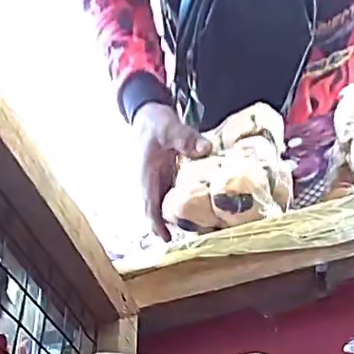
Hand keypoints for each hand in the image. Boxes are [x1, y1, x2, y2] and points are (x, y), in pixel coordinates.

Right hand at [132, 102, 209, 240]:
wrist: (147, 114)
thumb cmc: (155, 123)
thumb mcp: (169, 127)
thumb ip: (186, 138)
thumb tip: (206, 148)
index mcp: (146, 178)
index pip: (150, 207)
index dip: (157, 225)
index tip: (167, 239)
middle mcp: (150, 186)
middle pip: (157, 214)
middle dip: (170, 228)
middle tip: (192, 238)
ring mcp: (158, 185)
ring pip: (164, 209)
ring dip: (177, 220)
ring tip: (197, 231)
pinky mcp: (165, 182)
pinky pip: (172, 200)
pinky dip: (182, 208)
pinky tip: (198, 212)